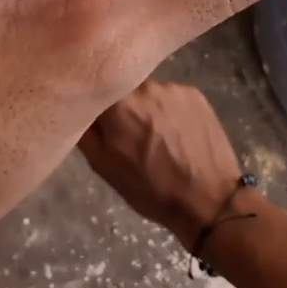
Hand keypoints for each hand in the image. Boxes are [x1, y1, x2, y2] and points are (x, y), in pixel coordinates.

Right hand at [80, 80, 247, 249]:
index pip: (94, 88)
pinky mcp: (195, 93)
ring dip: (146, 109)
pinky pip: (171, 96)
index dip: (93, 104)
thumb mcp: (102, 166)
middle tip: (128, 136)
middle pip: (121, 89)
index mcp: (117, 103)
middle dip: (122, 108)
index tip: (99, 122)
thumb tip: (76, 104)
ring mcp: (172, 87)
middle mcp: (144, 85)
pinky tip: (177, 135)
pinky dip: (169, 111)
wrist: (210, 201)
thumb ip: (83, 129)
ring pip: (147, 92)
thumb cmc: (150, 189)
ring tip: (156, 138)